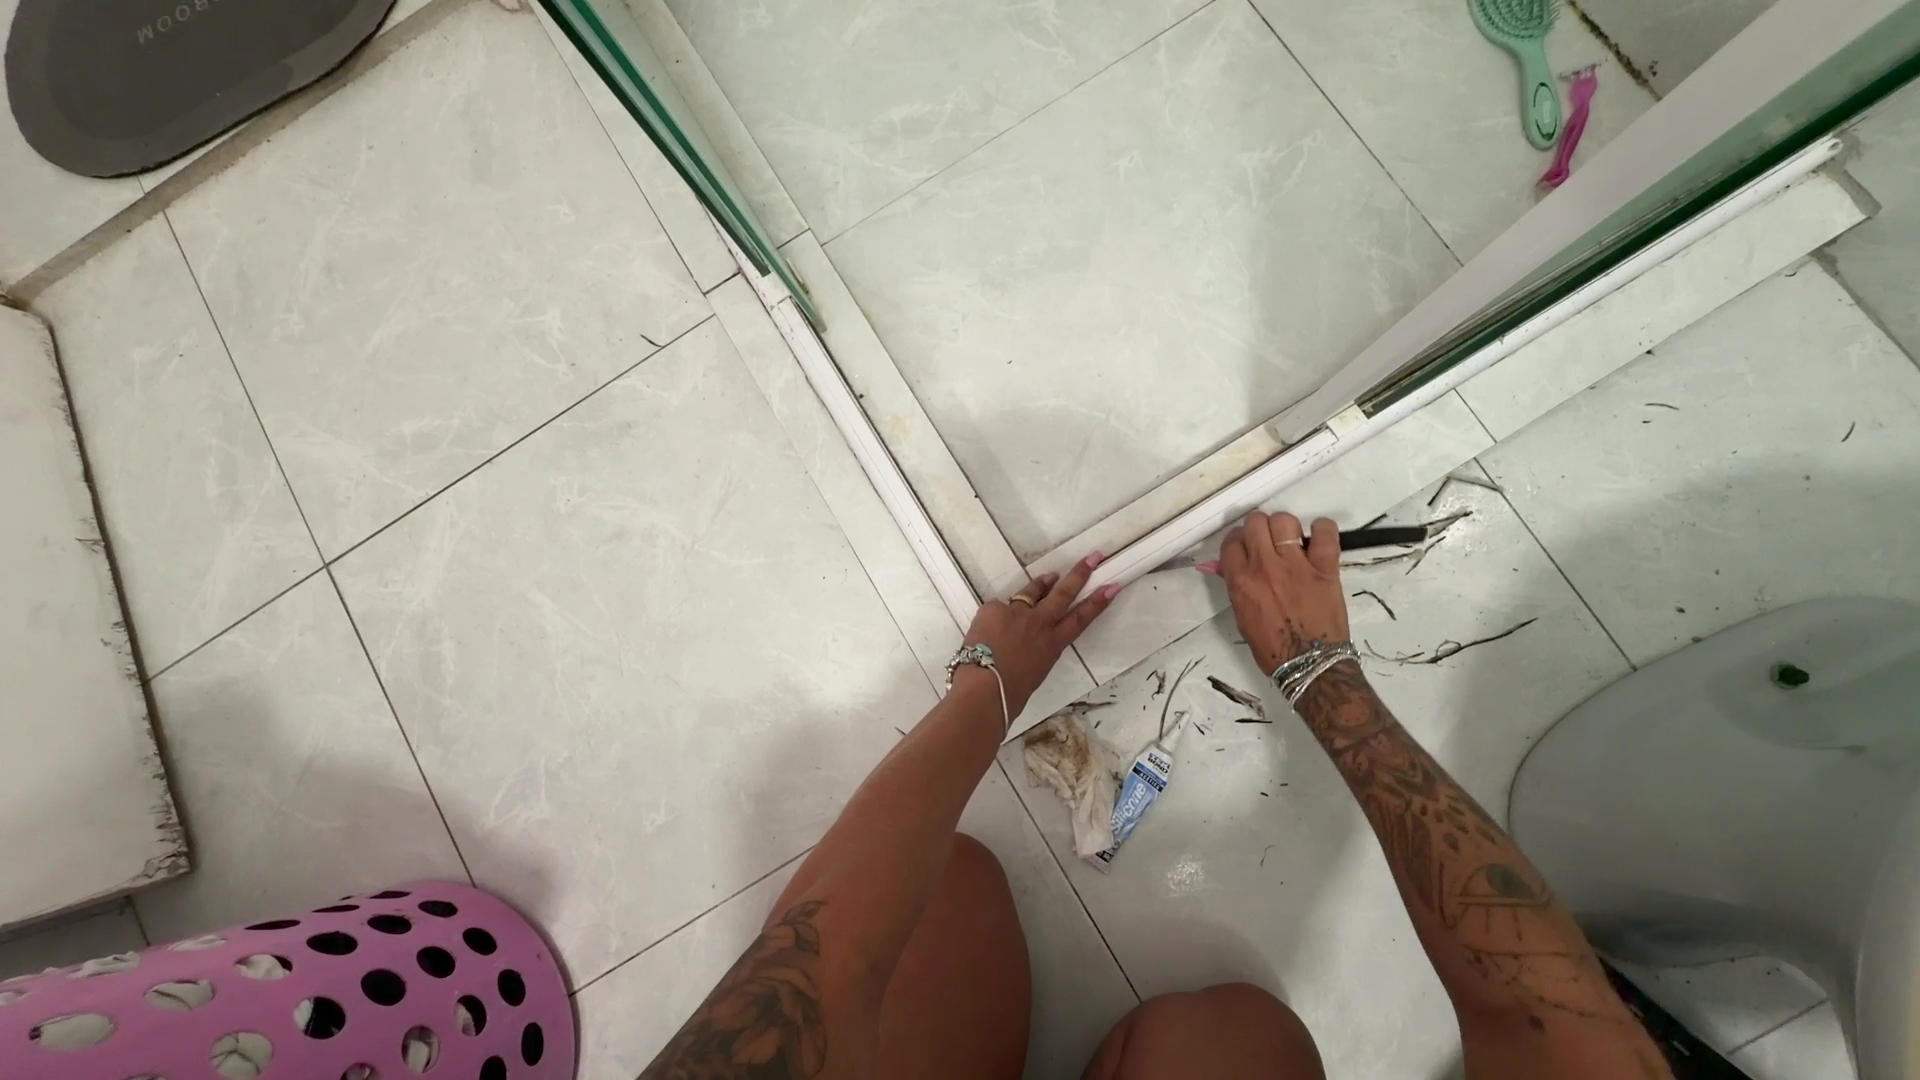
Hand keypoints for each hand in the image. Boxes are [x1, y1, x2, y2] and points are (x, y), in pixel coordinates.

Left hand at [956, 553, 1120, 715]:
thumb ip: (1036, 651)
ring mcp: (1016, 612)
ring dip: (1043, 583)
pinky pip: (998, 607)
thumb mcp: (1035, 671)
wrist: (984, 687)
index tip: (1112, 586)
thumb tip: (1025, 641)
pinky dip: (998, 613)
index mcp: (1052, 644)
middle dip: (1080, 574)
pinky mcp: (993, 608)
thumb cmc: (1010, 693)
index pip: (1080, 619)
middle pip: (1063, 594)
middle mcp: (1039, 624)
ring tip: (1050, 576)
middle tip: (1093, 557)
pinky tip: (992, 624)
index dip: (1097, 602)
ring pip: (1032, 591)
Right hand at [1217, 511, 1349, 675]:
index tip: (1244, 548)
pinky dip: (1323, 529)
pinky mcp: (1325, 568)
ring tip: (1291, 540)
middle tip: (1266, 541)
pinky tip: (1318, 537)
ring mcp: (1296, 565)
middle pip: (1255, 522)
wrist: (1310, 664)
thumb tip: (1235, 568)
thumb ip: (1237, 587)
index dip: (1237, 541)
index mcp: (1240, 581)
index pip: (1231, 541)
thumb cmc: (1271, 647)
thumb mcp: (1242, 616)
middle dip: (1258, 528)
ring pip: (1284, 520)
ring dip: (1285, 527)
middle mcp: (1265, 567)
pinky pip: (1326, 533)